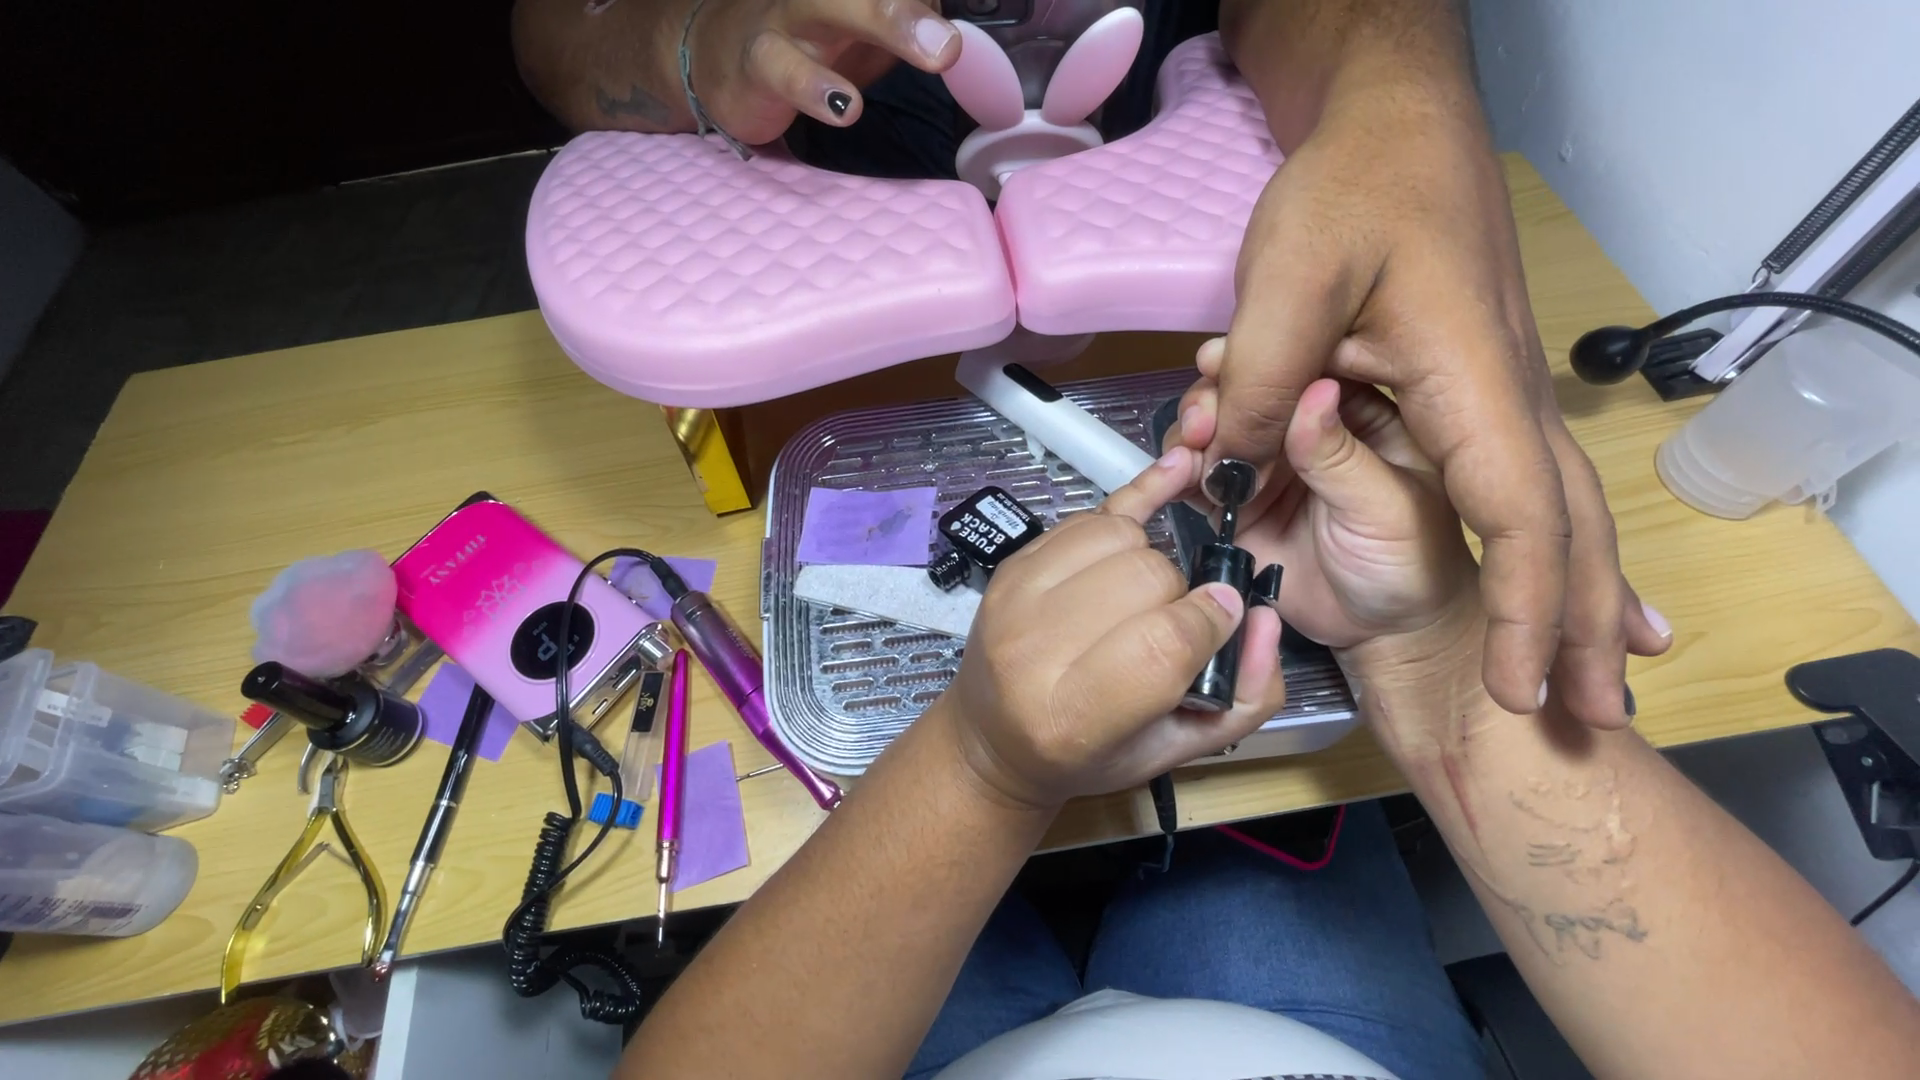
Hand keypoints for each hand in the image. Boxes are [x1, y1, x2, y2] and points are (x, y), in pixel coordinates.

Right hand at [684, 0, 958, 143]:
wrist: (719, 57)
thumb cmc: (813, 41)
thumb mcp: (873, 27)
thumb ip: (919, 22)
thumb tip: (965, 33)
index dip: (926, 1)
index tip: (962, 35)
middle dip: (916, 3)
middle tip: (961, 37)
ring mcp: (787, 14)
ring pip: (830, 4)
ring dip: (887, 21)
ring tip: (938, 55)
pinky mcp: (758, 59)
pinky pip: (783, 68)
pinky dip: (815, 88)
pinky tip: (847, 108)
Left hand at [942, 446, 1287, 810]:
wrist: (995, 740)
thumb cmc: (1086, 756)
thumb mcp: (1175, 751)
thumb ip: (1242, 696)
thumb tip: (1261, 617)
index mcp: (1072, 717)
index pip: (1161, 645)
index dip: (1208, 622)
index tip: (1224, 619)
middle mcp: (1032, 652)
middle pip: (1144, 578)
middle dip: (1178, 594)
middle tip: (1170, 620)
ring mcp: (1014, 600)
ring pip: (1118, 536)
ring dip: (1149, 557)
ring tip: (1143, 593)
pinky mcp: (1010, 566)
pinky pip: (1086, 516)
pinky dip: (1131, 507)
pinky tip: (1172, 475)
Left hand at [1197, 90, 1670, 725]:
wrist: (1398, 128)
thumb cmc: (1354, 190)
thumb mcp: (1288, 287)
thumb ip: (1260, 388)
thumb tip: (1223, 463)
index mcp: (1472, 383)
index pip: (1523, 515)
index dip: (1528, 610)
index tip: (1523, 690)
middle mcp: (1498, 397)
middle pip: (1563, 524)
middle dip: (1573, 623)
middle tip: (1588, 713)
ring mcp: (1484, 391)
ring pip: (1541, 502)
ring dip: (1559, 591)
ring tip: (1579, 674)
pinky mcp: (1456, 384)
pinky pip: (1497, 470)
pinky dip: (1525, 533)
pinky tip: (1545, 571)